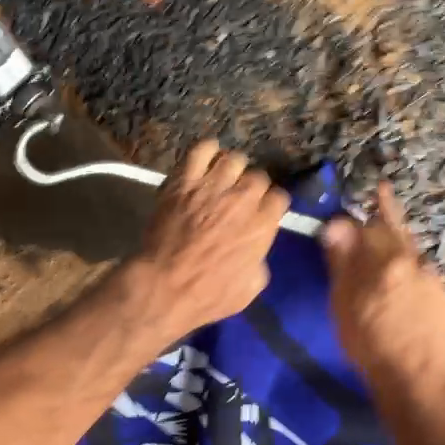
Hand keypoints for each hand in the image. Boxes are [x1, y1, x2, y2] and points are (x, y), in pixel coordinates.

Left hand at [122, 141, 290, 337]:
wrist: (165, 285)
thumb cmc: (208, 294)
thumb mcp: (250, 288)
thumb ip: (260, 260)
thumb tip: (256, 250)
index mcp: (262, 225)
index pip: (279, 196)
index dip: (270, 203)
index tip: (262, 210)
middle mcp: (242, 200)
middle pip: (258, 176)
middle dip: (251, 186)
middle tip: (238, 198)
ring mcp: (212, 187)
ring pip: (233, 160)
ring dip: (230, 169)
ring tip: (222, 179)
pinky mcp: (183, 182)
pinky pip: (200, 150)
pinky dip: (206, 150)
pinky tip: (206, 157)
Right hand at [321, 184, 444, 434]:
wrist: (417, 381)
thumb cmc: (369, 341)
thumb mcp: (344, 302)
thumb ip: (342, 260)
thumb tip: (337, 224)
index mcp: (388, 260)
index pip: (370, 225)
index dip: (358, 216)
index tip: (353, 205)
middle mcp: (417, 263)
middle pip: (397, 233)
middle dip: (386, 215)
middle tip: (383, 193)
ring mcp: (437, 283)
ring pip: (414, 259)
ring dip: (400, 253)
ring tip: (391, 256)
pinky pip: (427, 283)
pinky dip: (414, 281)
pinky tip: (407, 297)